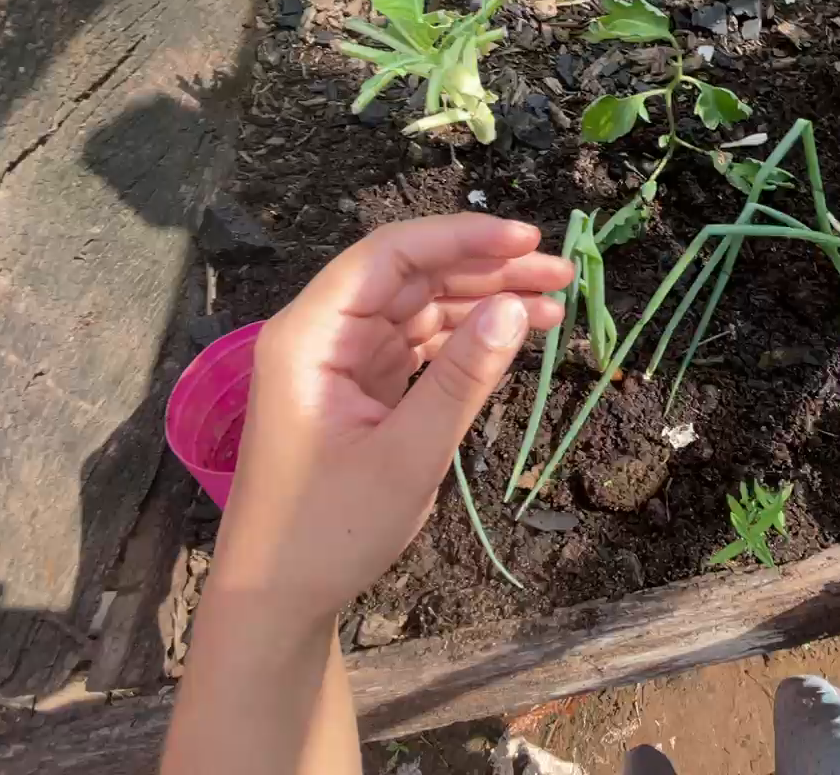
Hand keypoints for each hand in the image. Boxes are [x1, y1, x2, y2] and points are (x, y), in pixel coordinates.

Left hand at [206, 213, 571, 623]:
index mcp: (312, 336)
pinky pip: (426, 342)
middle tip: (560, 275)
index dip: (460, 238)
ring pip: (426, 306)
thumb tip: (516, 306)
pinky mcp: (367, 384)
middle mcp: (327, 333)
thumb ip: (464, 377)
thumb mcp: (408, 455)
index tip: (526, 241)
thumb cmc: (329, 533)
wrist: (280, 601)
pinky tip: (517, 336)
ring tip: (555, 306)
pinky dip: (471, 337)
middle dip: (489, 269)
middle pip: (414, 276)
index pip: (389, 256)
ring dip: (488, 301)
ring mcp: (347, 358)